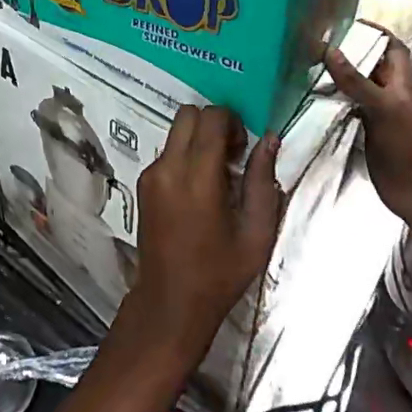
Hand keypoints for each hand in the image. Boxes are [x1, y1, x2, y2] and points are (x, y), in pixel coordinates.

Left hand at [123, 106, 281, 364]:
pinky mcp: (142, 181)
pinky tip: (200, 188)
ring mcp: (150, 172)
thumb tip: (269, 140)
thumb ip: (263, 183)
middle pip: (186, 114)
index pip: (209, 119)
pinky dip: (185, 155)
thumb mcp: (256, 233)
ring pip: (173, 131)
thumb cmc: (220, 272)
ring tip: (220, 175)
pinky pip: (166, 152)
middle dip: (212, 124)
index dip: (231, 121)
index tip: (244, 147)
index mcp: (196, 177)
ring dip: (198, 139)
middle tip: (233, 155)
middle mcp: (167, 166)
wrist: (171, 296)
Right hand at [322, 35, 411, 231]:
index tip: (347, 21)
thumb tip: (329, 50)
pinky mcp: (361, 133)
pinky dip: (326, 101)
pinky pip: (341, 108)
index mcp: (400, 85)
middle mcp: (387, 96)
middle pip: (368, 66)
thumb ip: (357, 82)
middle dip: (346, 52)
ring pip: (352, 87)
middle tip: (312, 41)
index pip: (392, 49)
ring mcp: (373, 115)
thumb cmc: (409, 147)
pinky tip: (306, 97)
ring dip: (332, 76)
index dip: (376, 33)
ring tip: (302, 63)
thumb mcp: (384, 109)